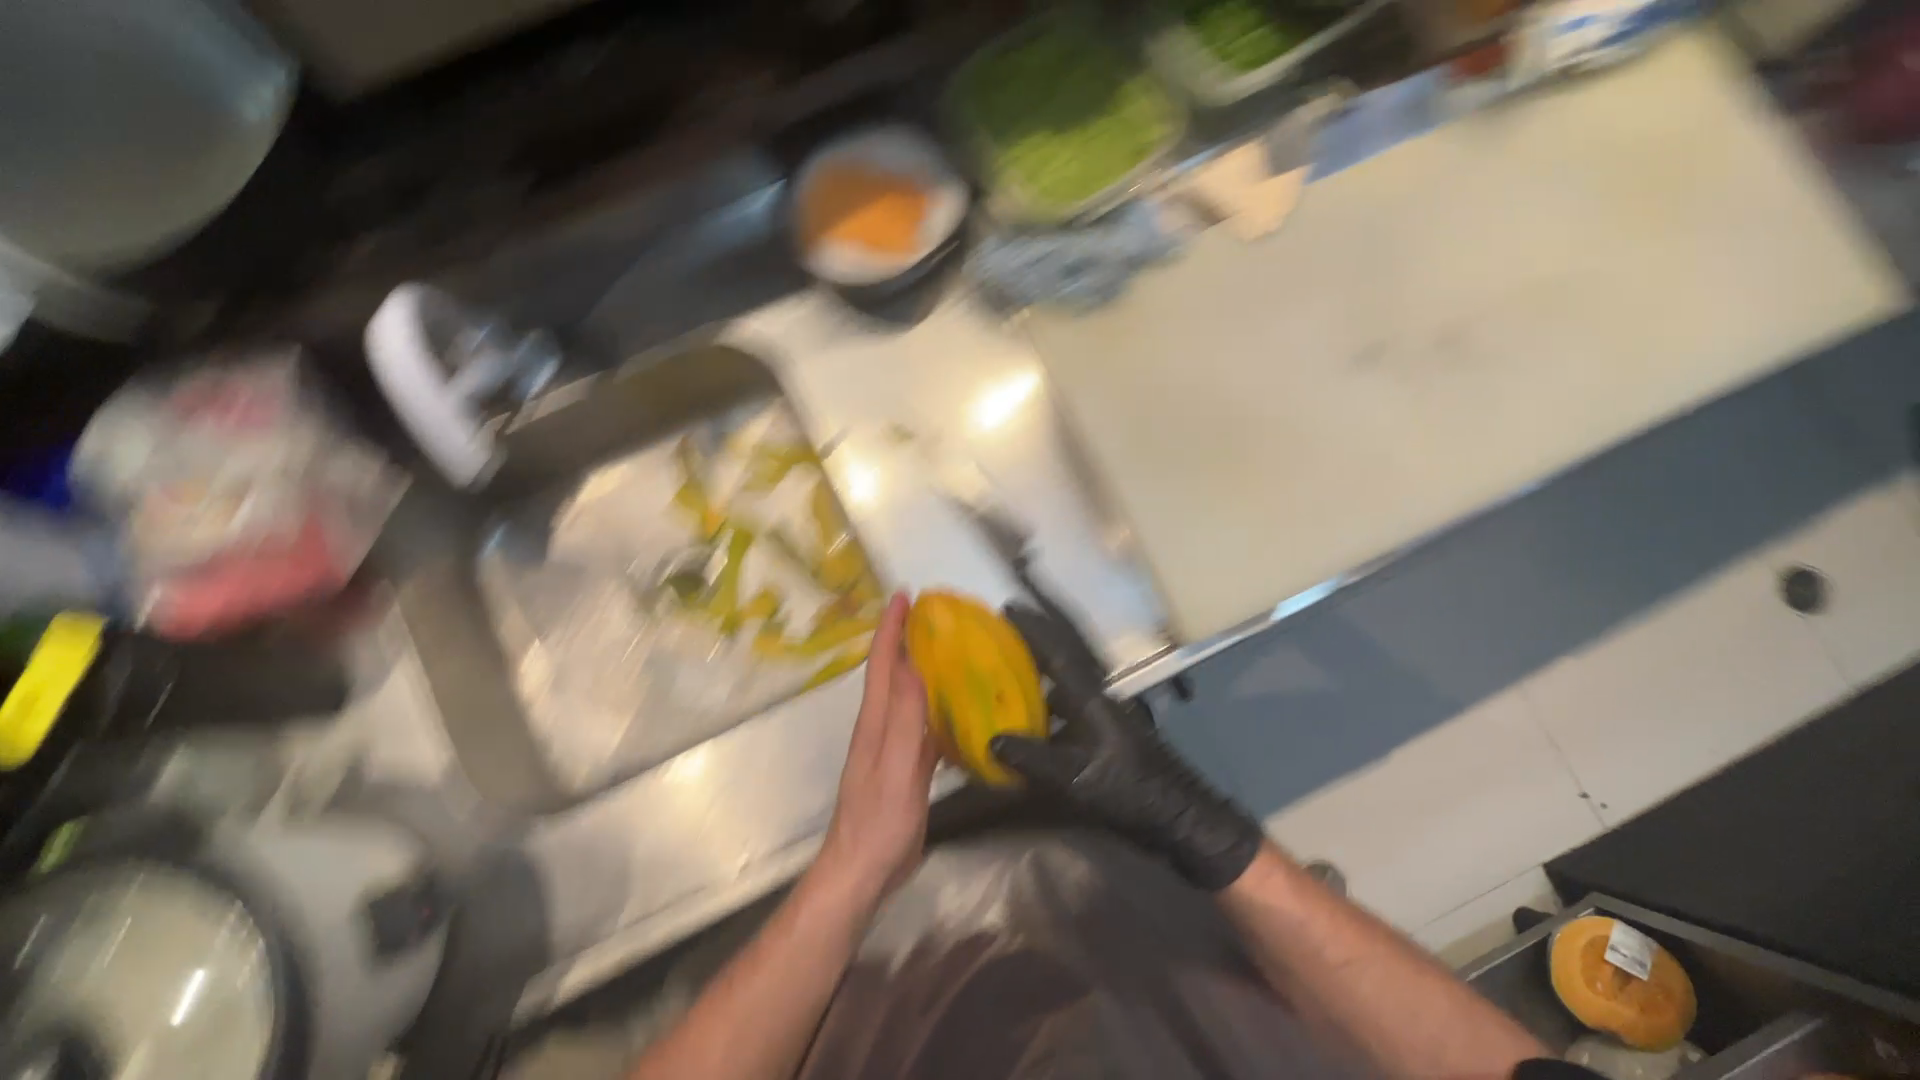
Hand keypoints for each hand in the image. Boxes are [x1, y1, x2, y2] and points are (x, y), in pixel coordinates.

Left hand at [811, 591, 937, 913]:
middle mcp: (882, 727)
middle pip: (894, 673)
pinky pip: (924, 725)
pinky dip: (939, 708)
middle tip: (938, 615)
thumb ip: (906, 718)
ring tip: (953, 651)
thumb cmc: (879, 820)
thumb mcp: (895, 766)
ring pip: (910, 697)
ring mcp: (893, 749)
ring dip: (925, 670)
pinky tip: (960, 710)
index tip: (904, 595)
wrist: (864, 870)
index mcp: (876, 721)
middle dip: (909, 640)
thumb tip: (914, 665)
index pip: (883, 664)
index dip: (891, 629)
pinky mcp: (907, 769)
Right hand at [991, 601, 1262, 890]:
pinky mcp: (1108, 738)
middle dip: (1035, 642)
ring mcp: (1106, 719)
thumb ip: (1036, 760)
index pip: (1060, 655)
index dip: (1034, 630)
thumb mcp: (1080, 780)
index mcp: (1094, 701)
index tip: (1008, 608)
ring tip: (1006, 672)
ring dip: (1040, 673)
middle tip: (1003, 630)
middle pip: (1063, 661)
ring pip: (1066, 686)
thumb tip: (992, 741)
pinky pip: (1070, 709)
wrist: (1181, 816)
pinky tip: (1030, 721)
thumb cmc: (1134, 793)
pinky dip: (1048, 705)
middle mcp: (1100, 701)